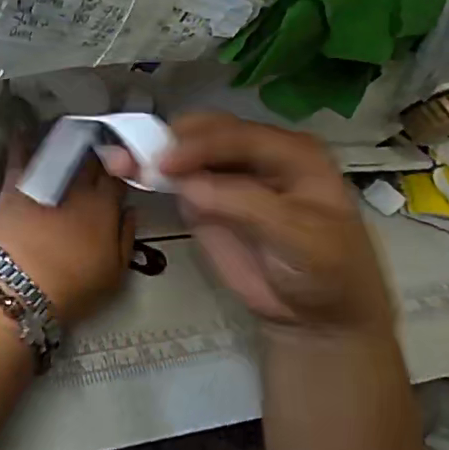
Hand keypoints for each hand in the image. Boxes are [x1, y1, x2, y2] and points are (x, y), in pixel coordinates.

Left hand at [0, 140, 135, 325]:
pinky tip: (23, 131)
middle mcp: (78, 187)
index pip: (118, 176)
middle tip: (99, 140)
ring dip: (68, 140)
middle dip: (98, 148)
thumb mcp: (113, 273)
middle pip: (92, 158)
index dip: (122, 166)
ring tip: (71, 130)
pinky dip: (22, 142)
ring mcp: (46, 182)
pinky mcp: (16, 185)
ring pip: (61, 151)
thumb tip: (131, 212)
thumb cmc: (71, 286)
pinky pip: (20, 156)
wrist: (20, 288)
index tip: (123, 160)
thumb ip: (126, 237)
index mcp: (105, 206)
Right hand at [150, 112, 393, 336]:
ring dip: (155, 152)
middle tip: (137, 154)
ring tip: (123, 160)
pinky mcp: (208, 197)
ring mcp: (230, 173)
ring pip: (188, 150)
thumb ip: (245, 205)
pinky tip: (128, 170)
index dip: (203, 144)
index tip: (167, 161)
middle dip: (173, 140)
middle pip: (210, 132)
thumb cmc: (326, 271)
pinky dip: (152, 173)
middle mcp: (258, 153)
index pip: (241, 136)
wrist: (317, 317)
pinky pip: (178, 179)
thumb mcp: (299, 237)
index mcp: (291, 151)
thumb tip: (188, 184)